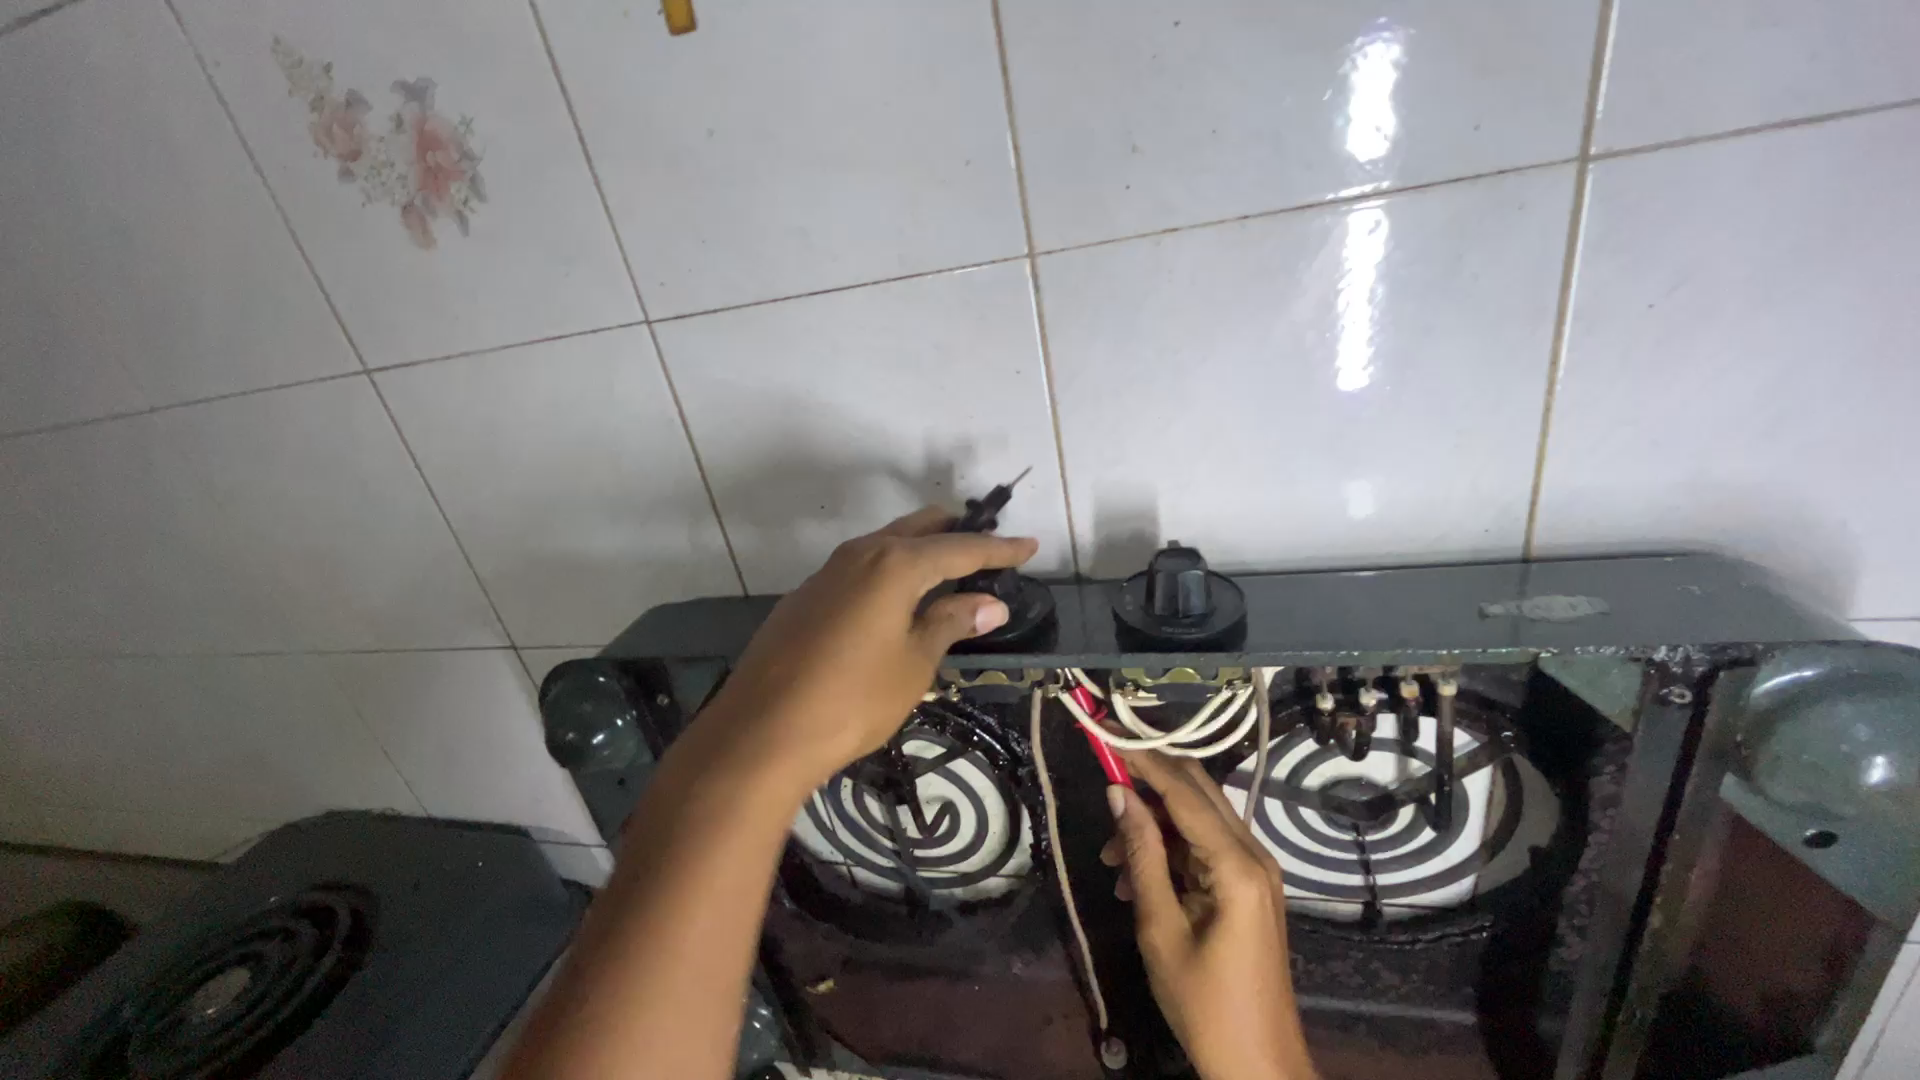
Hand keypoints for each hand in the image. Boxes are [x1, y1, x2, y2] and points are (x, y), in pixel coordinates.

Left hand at [698, 506, 1038, 787]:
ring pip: (884, 545)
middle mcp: (860, 554)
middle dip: (955, 534)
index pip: (959, 548)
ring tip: (948, 572)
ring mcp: (826, 573)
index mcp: (894, 564)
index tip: (1030, 547)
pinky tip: (896, 601)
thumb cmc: (853, 699)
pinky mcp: (805, 598)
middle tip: (987, 549)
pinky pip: (860, 570)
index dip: (998, 550)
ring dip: (919, 552)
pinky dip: (889, 573)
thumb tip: (990, 603)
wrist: (763, 731)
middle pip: (918, 529)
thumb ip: (951, 623)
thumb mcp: (914, 663)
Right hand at [1102, 752, 1316, 1079]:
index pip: (1183, 789)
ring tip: (1111, 861)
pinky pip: (1204, 846)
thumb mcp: (1159, 927)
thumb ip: (1141, 854)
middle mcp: (1254, 853)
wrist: (1258, 1066)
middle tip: (1102, 780)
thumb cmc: (1204, 1003)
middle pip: (1196, 791)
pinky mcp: (1249, 885)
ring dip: (1152, 823)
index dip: (1142, 758)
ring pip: (1196, 817)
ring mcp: (1256, 869)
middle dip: (1146, 781)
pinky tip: (1134, 880)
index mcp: (1237, 864)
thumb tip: (1118, 794)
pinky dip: (1168, 850)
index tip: (1105, 734)